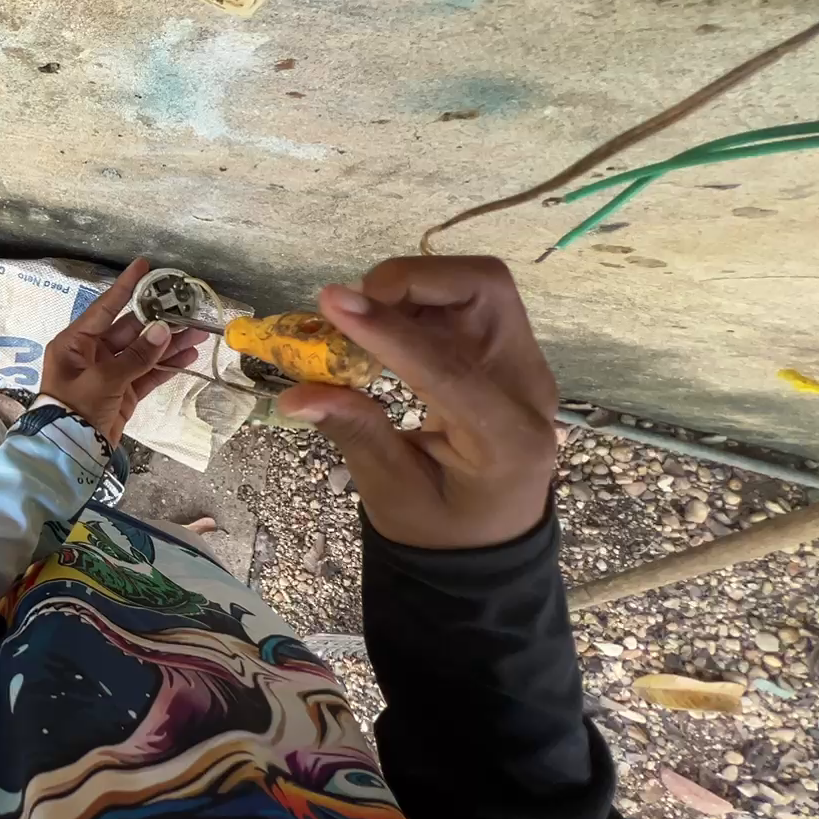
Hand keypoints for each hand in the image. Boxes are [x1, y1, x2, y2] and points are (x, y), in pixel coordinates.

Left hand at [41, 258, 208, 444]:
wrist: (70, 451)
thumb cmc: (75, 409)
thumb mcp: (103, 380)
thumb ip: (135, 356)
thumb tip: (162, 330)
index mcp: (74, 343)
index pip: (103, 308)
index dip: (125, 287)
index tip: (144, 266)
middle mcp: (90, 353)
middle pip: (128, 330)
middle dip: (158, 321)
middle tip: (187, 308)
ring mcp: (107, 373)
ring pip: (141, 352)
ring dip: (168, 343)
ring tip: (198, 331)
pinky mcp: (122, 393)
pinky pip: (146, 373)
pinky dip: (165, 366)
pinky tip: (189, 355)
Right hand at [277, 256, 558, 549]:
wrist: (487, 536)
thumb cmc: (438, 523)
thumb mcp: (389, 490)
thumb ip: (352, 432)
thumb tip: (293, 396)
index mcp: (507, 439)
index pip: (447, 366)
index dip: (386, 330)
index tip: (328, 301)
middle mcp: (526, 387)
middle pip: (485, 291)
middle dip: (409, 282)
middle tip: (350, 307)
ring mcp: (518, 361)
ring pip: (474, 283)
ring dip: (407, 286)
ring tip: (358, 318)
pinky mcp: (500, 348)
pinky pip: (459, 298)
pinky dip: (408, 298)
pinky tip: (376, 326)